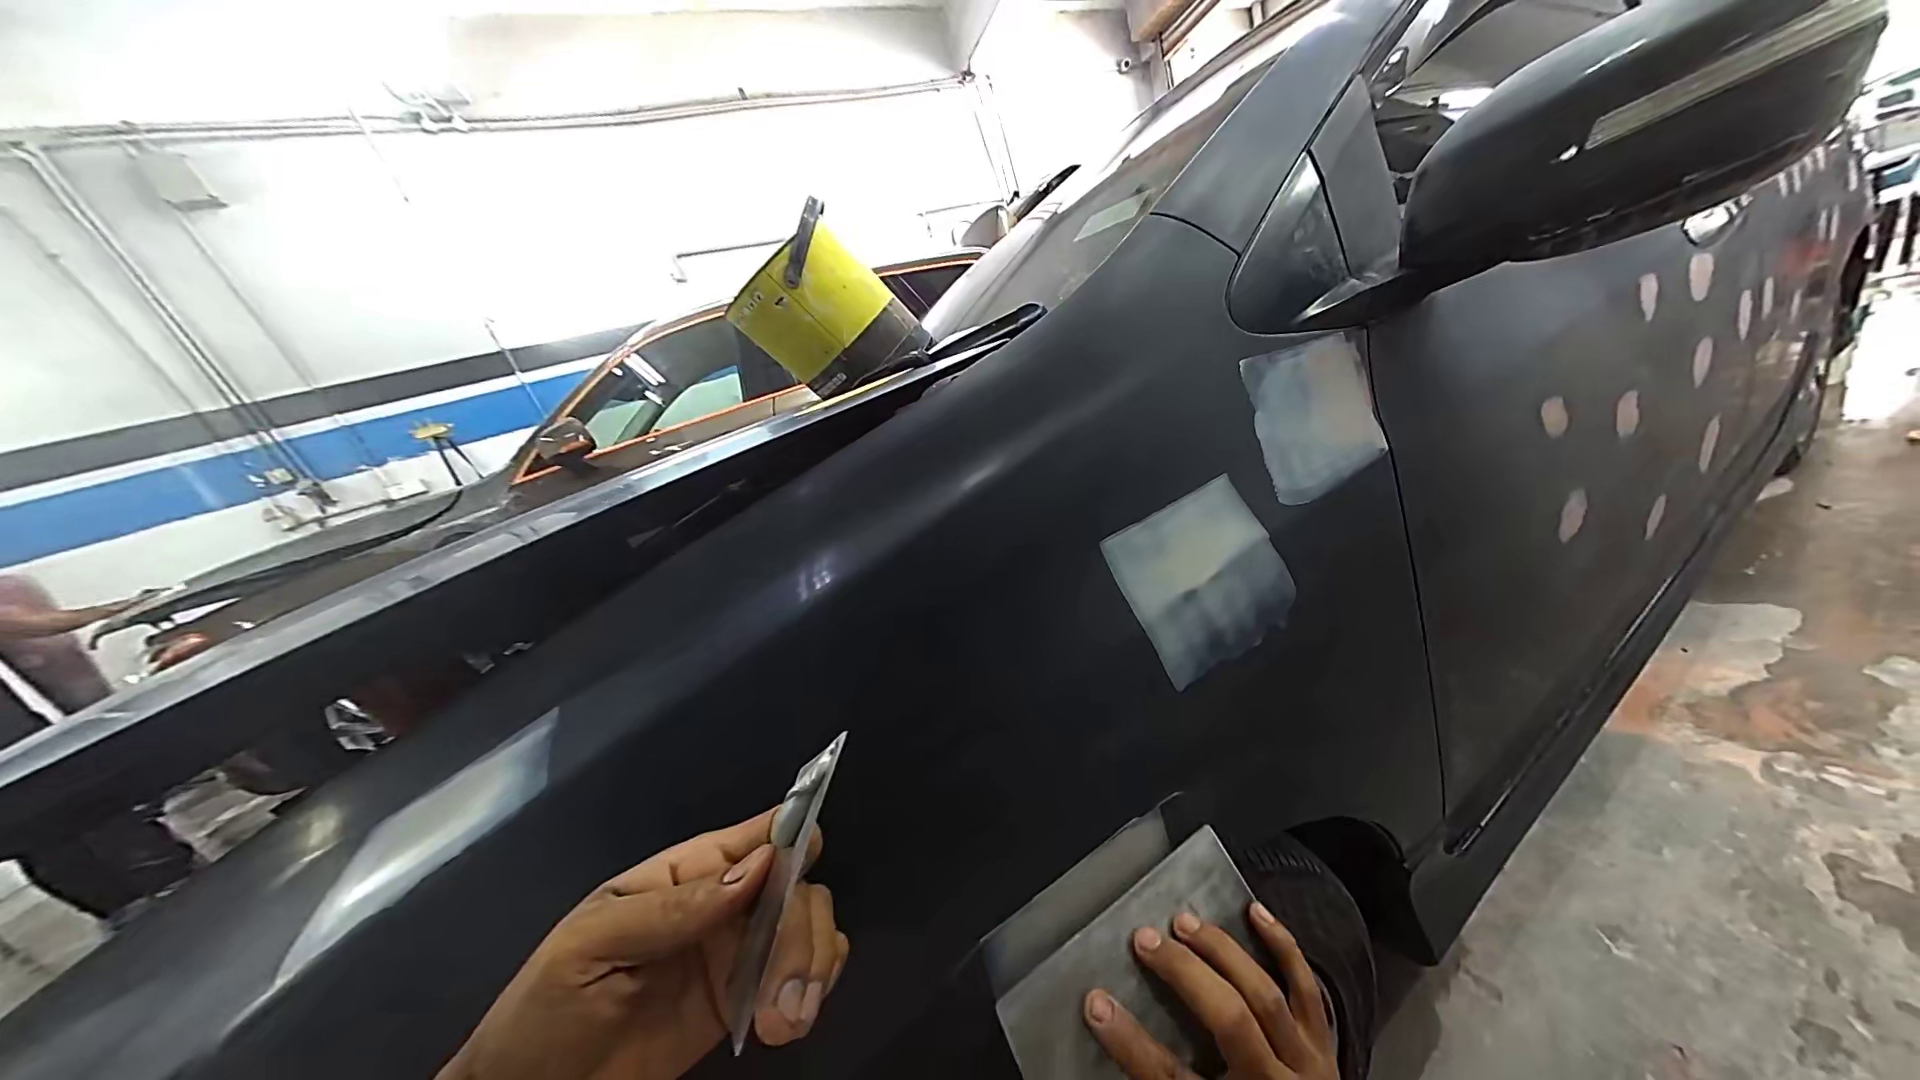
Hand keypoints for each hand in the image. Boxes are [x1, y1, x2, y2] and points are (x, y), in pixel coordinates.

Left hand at [439, 809, 849, 1079]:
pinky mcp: (748, 997)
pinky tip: (796, 1015)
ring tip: (787, 1022)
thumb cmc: (547, 1010)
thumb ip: (672, 908)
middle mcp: (726, 901)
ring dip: (813, 964)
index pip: (756, 834)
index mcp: (688, 873)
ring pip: (811, 923)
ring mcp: (740, 950)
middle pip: (794, 886)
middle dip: (800, 934)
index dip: (792, 832)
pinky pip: (807, 967)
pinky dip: (820, 979)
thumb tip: (758, 866)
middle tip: (784, 998)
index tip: (806, 860)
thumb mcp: (591, 946)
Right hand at [1083, 902, 1337, 1079]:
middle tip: (1144, 939)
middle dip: (1183, 973)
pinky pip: (1307, 990)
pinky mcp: (1325, 1048)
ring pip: (1265, 996)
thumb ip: (1164, 1079)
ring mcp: (1307, 1066)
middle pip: (1228, 1021)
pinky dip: (1283, 946)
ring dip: (1222, 952)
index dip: (1130, 1041)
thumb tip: (1113, 1031)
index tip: (1095, 1002)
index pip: (1171, 1077)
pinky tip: (1255, 913)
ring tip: (1185, 922)